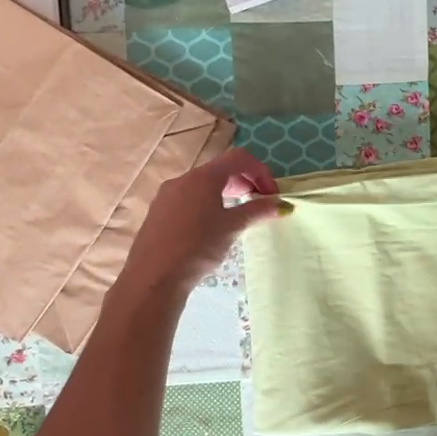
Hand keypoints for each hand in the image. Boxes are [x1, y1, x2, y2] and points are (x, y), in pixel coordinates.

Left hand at [124, 149, 288, 292]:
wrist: (154, 277)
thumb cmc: (197, 247)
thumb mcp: (232, 227)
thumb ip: (257, 211)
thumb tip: (283, 205)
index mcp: (203, 177)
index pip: (238, 158)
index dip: (261, 172)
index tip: (272, 196)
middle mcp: (183, 179)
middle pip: (221, 169)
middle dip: (246, 182)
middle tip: (260, 204)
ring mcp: (168, 195)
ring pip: (204, 184)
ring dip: (228, 193)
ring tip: (240, 215)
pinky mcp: (159, 211)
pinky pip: (190, 197)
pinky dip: (210, 203)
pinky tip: (214, 226)